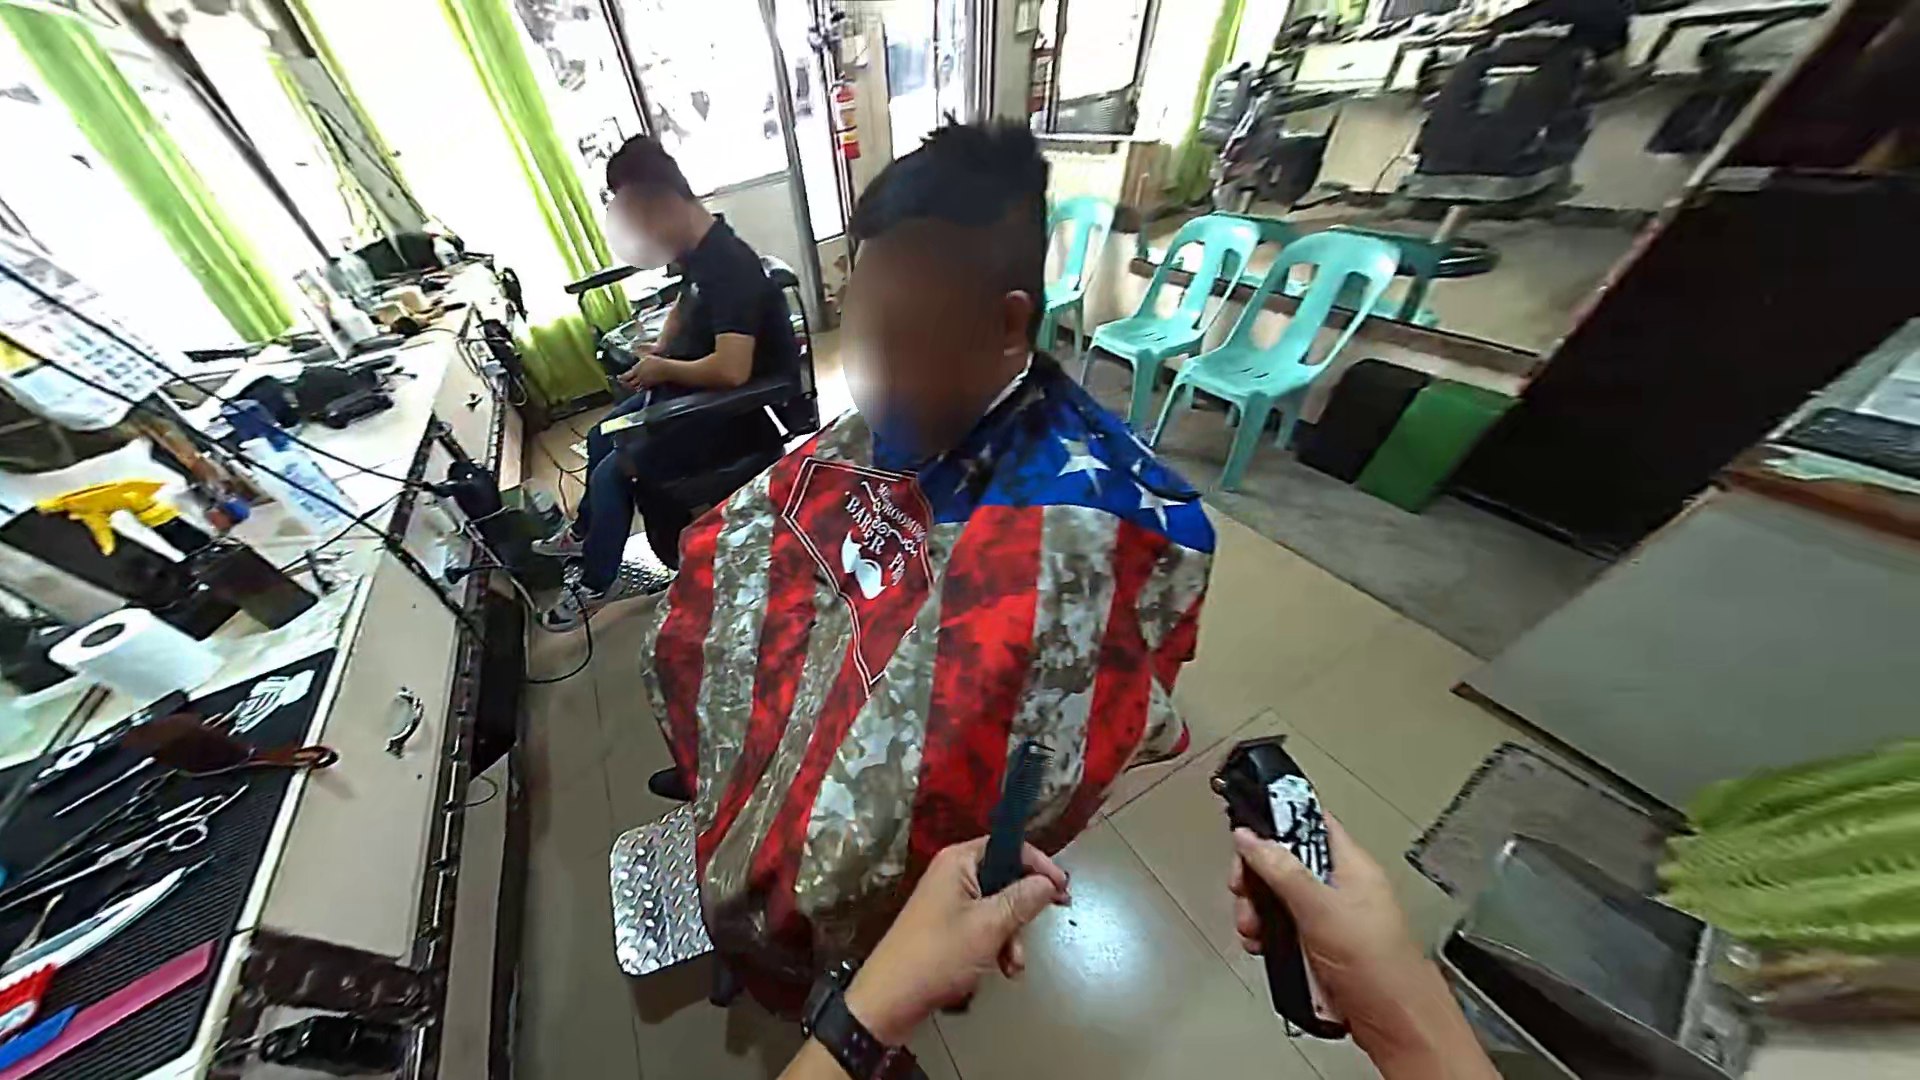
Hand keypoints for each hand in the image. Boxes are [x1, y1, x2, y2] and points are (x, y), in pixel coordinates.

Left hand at [617, 353, 667, 389]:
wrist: (667, 370)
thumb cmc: (656, 362)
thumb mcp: (646, 356)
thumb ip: (638, 354)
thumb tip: (632, 352)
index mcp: (636, 370)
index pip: (625, 376)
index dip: (621, 378)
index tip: (618, 377)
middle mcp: (639, 378)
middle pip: (629, 384)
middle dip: (625, 384)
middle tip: (622, 383)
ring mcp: (645, 383)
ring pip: (635, 388)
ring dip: (631, 387)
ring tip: (630, 385)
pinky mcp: (651, 386)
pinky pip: (642, 388)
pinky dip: (639, 388)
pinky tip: (639, 385)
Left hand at [843, 838, 1069, 1045]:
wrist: (890, 998)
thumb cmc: (940, 953)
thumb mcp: (988, 926)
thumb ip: (1023, 899)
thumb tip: (1050, 881)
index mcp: (959, 858)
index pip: (1007, 845)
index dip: (1037, 864)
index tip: (1062, 888)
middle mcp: (954, 870)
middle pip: (1004, 876)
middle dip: (1023, 909)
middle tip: (1039, 929)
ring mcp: (949, 897)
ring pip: (996, 905)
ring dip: (1011, 934)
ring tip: (1012, 964)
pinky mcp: (947, 922)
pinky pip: (983, 923)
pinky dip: (996, 944)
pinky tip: (1001, 968)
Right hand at [1231, 820, 1490, 1076]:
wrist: (1404, 1037)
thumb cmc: (1376, 967)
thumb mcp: (1321, 910)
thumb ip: (1281, 869)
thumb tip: (1246, 835)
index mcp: (1350, 864)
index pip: (1309, 819)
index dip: (1277, 816)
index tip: (1246, 828)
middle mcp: (1339, 884)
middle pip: (1283, 857)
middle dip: (1255, 874)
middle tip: (1240, 890)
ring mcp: (1329, 914)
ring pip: (1277, 892)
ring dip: (1256, 907)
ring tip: (1251, 929)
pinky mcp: (1320, 943)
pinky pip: (1282, 923)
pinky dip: (1266, 931)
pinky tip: (1259, 944)